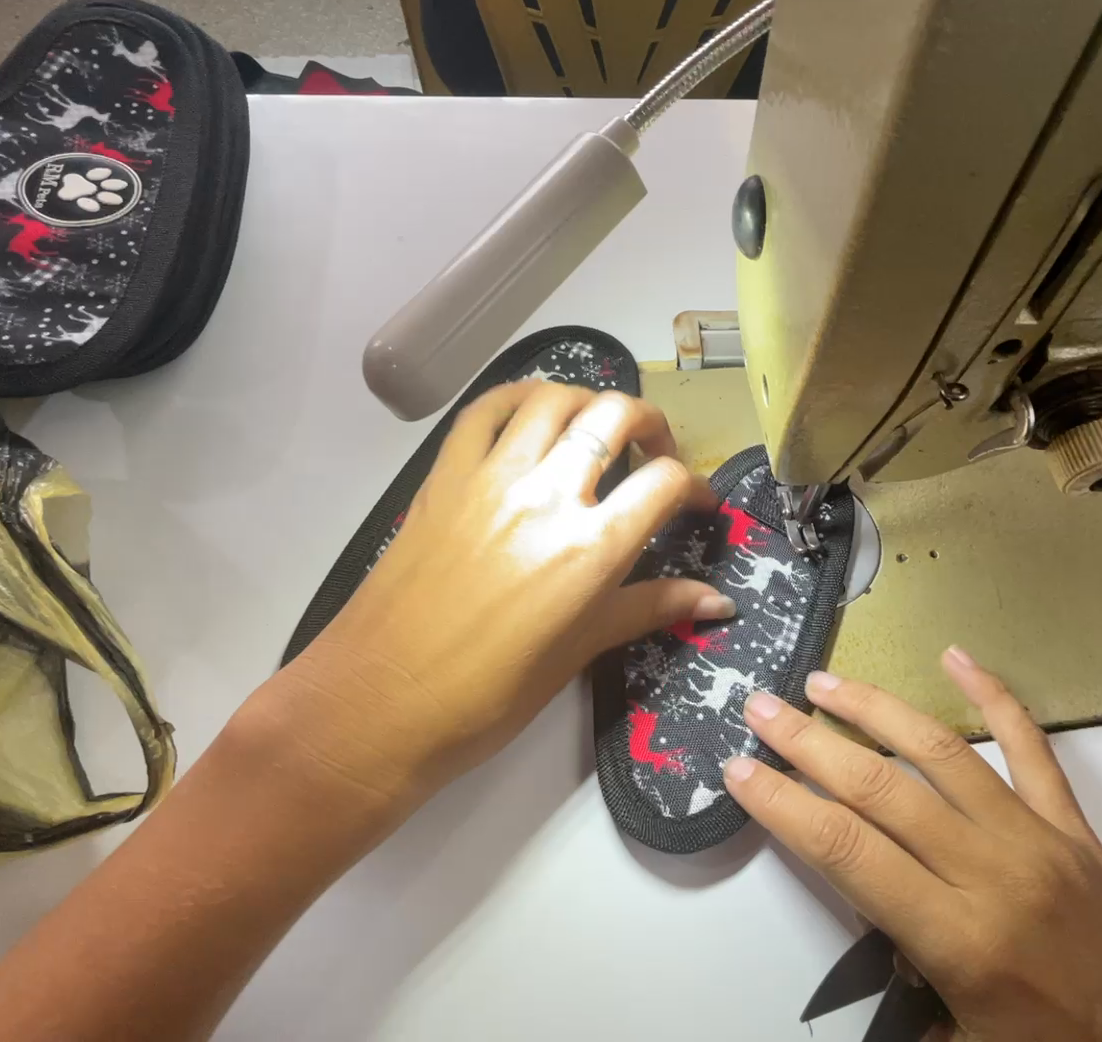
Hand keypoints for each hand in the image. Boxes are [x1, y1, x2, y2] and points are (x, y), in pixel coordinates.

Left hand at [264, 380, 730, 811]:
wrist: (379, 704)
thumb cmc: (489, 695)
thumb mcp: (582, 650)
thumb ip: (653, 608)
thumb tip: (721, 603)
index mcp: (590, 548)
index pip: (664, 482)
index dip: (695, 487)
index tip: (697, 504)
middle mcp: (546, 494)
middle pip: (615, 416)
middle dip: (651, 424)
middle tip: (654, 455)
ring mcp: (489, 476)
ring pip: (553, 398)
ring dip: (589, 404)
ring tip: (596, 434)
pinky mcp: (443, 474)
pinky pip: (485, 409)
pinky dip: (520, 398)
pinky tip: (535, 417)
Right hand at [723, 649, 1101, 1041]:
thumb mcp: (959, 1040)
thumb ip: (898, 975)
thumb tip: (861, 910)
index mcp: (960, 939)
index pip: (847, 853)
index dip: (784, 806)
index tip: (738, 770)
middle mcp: (993, 874)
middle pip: (881, 790)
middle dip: (809, 744)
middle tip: (760, 707)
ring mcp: (1039, 839)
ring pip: (942, 752)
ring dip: (875, 710)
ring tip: (823, 681)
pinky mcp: (1075, 827)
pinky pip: (1032, 748)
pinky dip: (995, 695)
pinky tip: (956, 654)